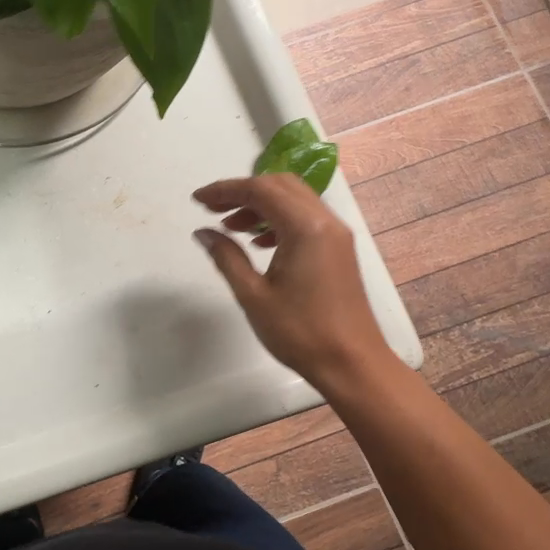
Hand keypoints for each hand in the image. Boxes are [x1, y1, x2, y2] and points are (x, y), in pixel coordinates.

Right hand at [192, 174, 397, 387]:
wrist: (351, 363)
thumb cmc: (299, 332)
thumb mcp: (252, 295)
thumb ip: (226, 257)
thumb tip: (203, 233)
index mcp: (305, 229)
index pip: (261, 190)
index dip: (225, 189)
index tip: (197, 200)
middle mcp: (325, 222)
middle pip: (280, 186)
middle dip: (242, 191)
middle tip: (211, 208)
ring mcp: (336, 235)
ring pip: (294, 199)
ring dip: (260, 204)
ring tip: (230, 227)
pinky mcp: (338, 249)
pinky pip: (305, 218)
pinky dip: (278, 218)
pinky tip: (259, 243)